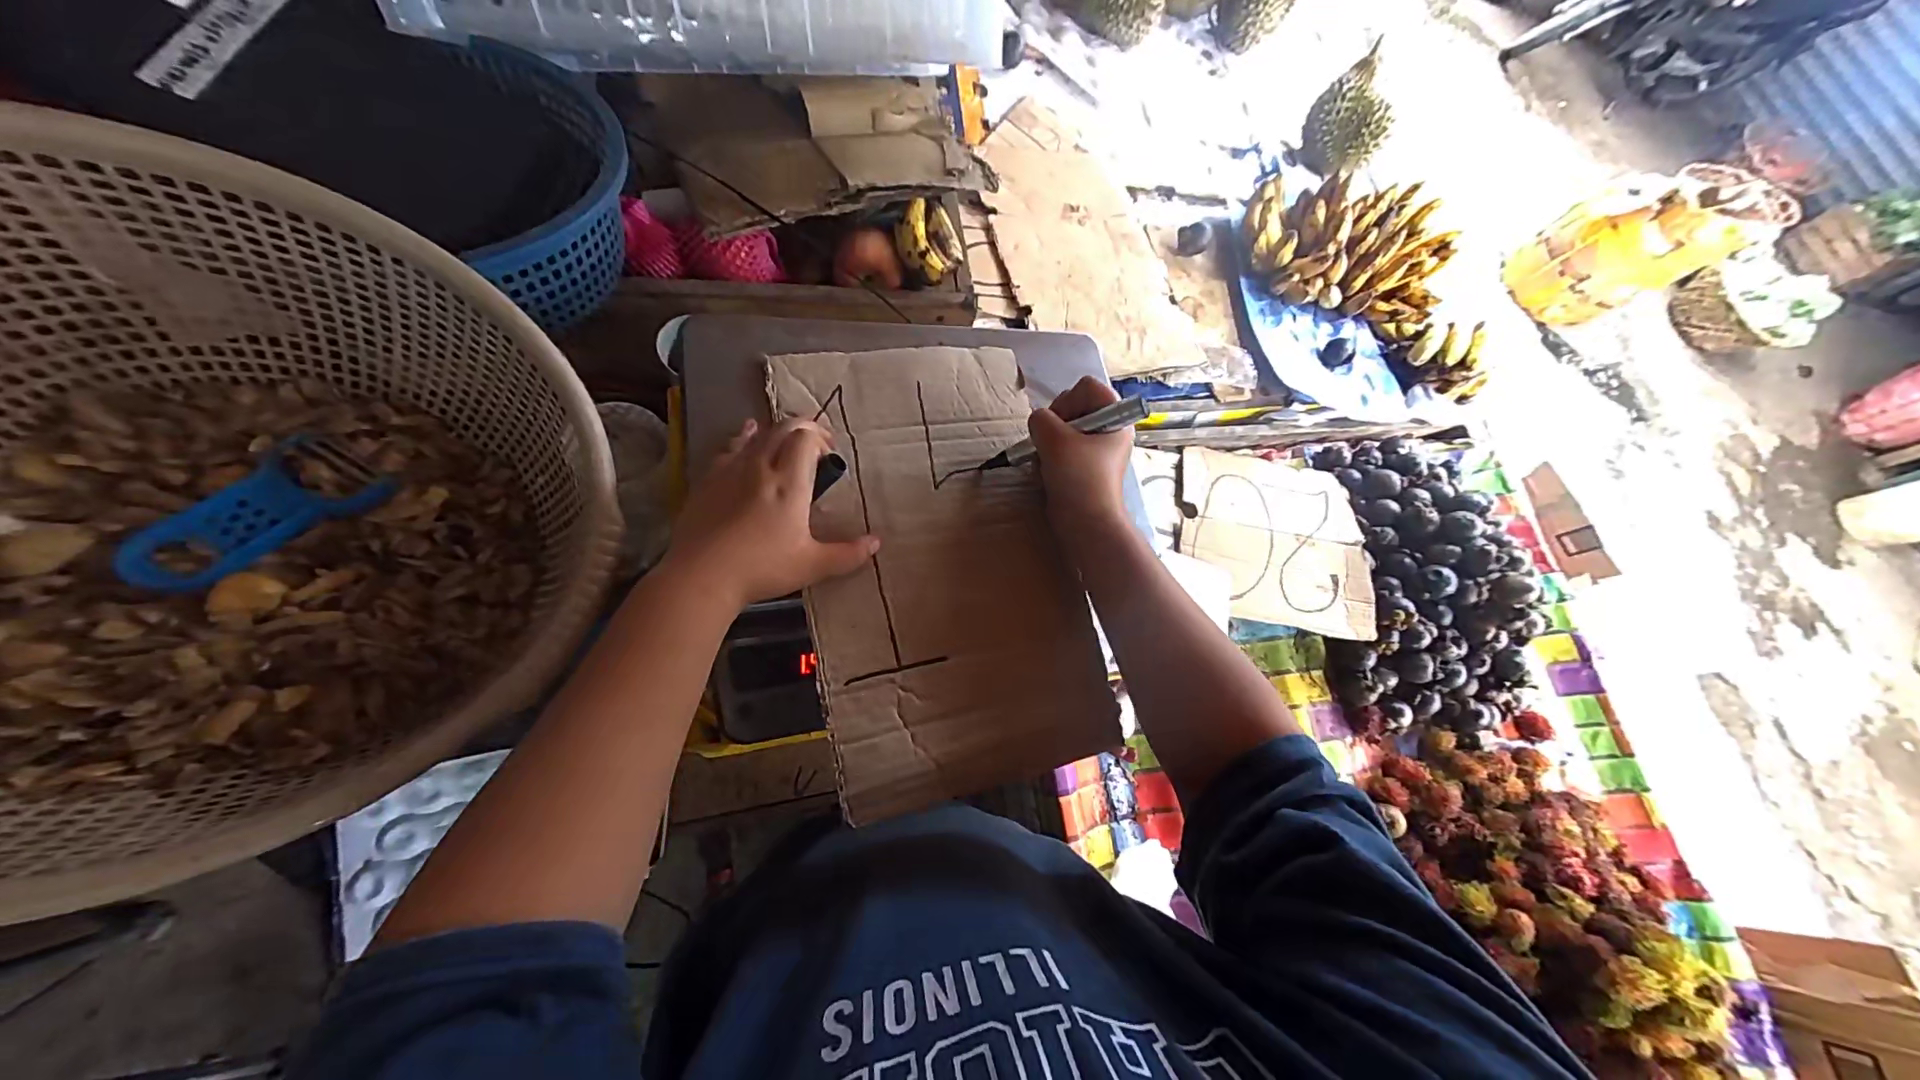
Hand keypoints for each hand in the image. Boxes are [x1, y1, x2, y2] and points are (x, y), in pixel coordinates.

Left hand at [661, 418, 878, 607]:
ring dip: (775, 432)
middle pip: (783, 428)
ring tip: (785, 440)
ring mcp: (730, 470)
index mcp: (789, 483)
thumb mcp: (811, 565)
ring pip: (756, 434)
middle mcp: (760, 467)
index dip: (821, 438)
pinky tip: (744, 439)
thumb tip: (876, 543)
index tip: (830, 455)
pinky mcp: (707, 480)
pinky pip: (729, 447)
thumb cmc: (761, 568)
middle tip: (815, 444)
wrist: (700, 575)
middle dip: (803, 428)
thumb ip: (847, 554)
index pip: (806, 438)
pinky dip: (743, 438)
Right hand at [1028, 376, 1132, 538]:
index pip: (1086, 386)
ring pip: (1065, 429)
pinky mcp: (1085, 467)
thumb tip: (1039, 422)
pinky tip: (1048, 471)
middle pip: (1074, 405)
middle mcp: (1110, 429)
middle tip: (1053, 444)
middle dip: (1056, 422)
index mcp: (1115, 417)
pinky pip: (1063, 449)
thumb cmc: (1079, 479)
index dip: (1067, 401)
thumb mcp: (1054, 440)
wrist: (1087, 524)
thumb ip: (1041, 419)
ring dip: (1050, 441)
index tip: (1061, 425)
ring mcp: (1098, 449)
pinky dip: (1052, 456)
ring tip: (1048, 460)